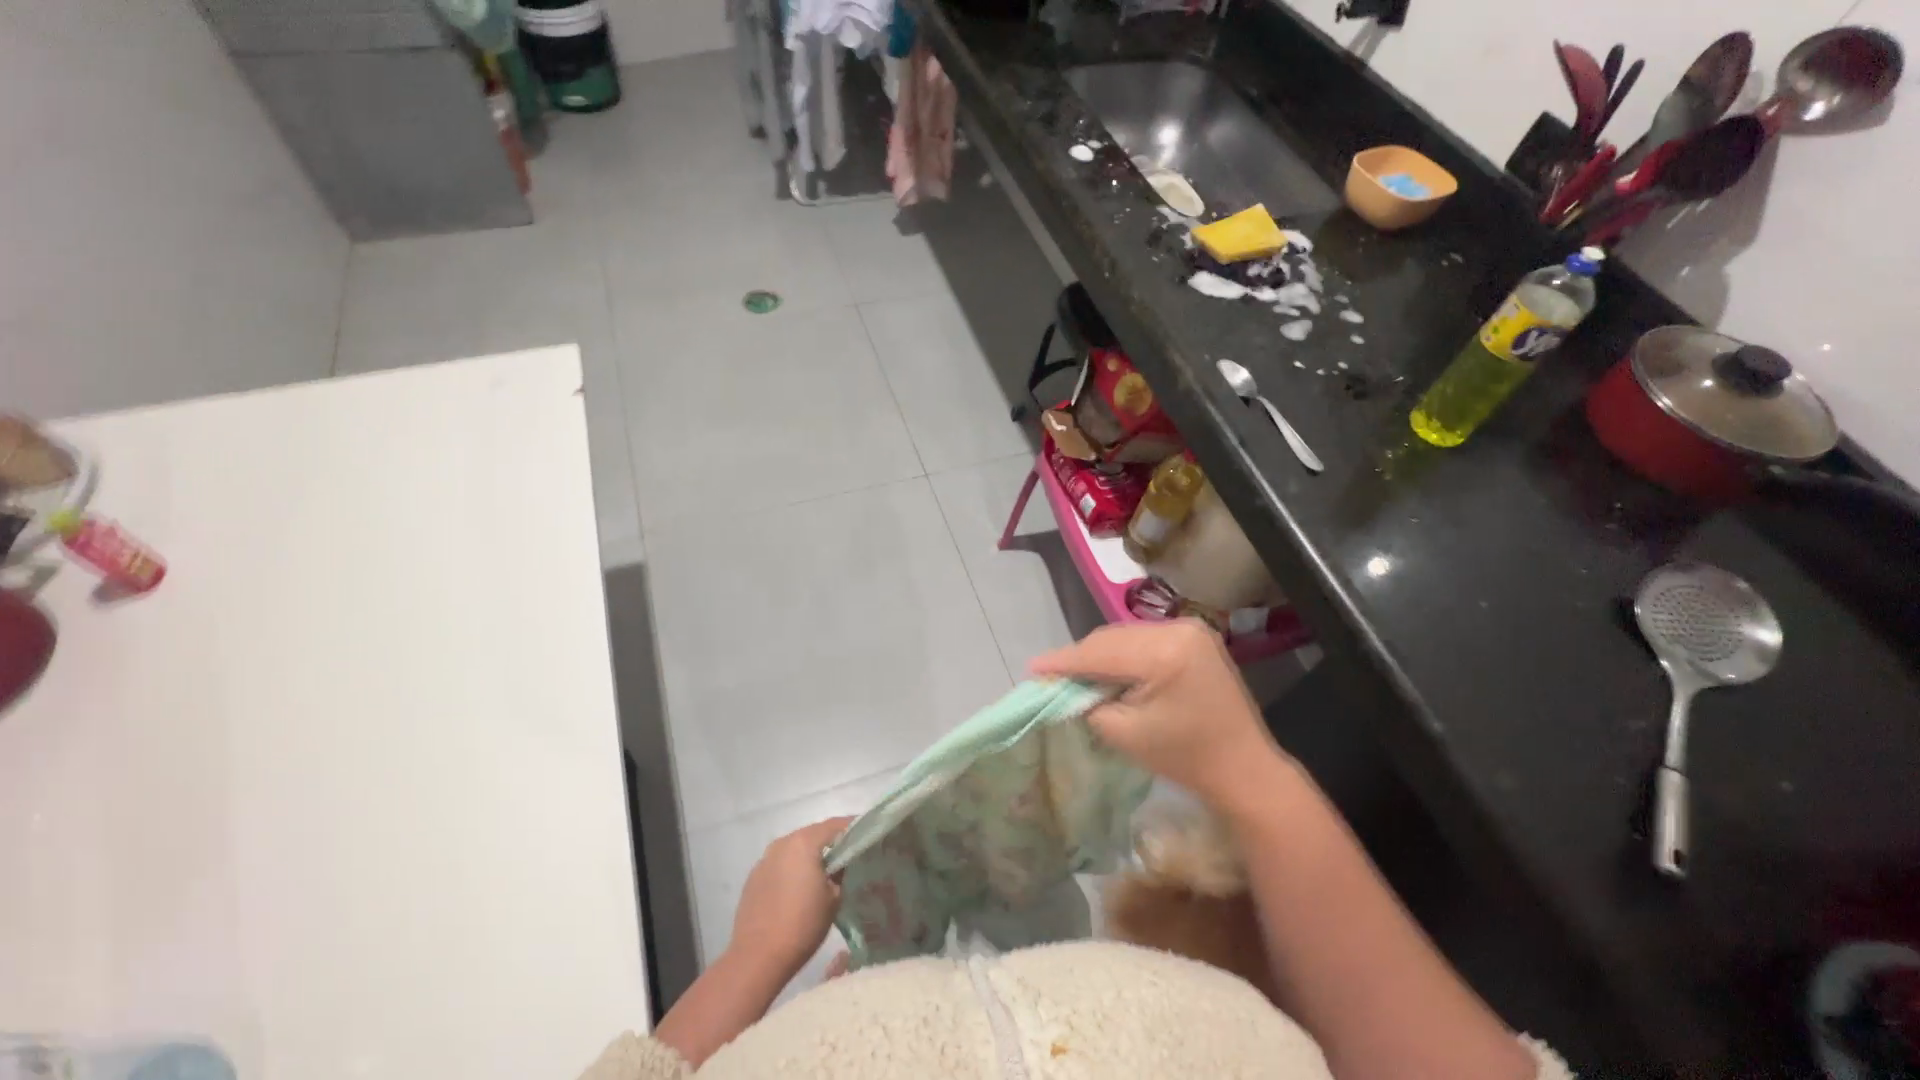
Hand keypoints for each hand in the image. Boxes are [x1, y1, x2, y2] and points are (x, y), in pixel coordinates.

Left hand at [730, 816, 852, 975]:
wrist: (758, 956)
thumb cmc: (803, 925)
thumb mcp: (834, 898)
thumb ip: (840, 873)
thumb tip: (840, 864)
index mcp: (803, 843)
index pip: (835, 825)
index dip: (853, 828)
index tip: (867, 836)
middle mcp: (782, 844)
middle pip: (812, 834)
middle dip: (830, 842)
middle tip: (848, 857)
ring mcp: (764, 860)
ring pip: (794, 849)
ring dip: (809, 856)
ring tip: (824, 873)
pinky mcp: (753, 877)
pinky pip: (780, 864)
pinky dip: (792, 868)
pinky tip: (799, 888)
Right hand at [1032, 620, 1291, 812]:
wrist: (1243, 767)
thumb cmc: (1183, 757)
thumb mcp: (1124, 732)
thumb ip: (1088, 702)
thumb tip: (1062, 685)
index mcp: (1164, 652)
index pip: (1100, 652)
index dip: (1063, 662)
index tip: (1033, 669)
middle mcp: (1178, 629)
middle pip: (1111, 638)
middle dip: (1081, 658)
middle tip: (1052, 678)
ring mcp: (1191, 629)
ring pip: (1126, 637)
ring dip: (1101, 656)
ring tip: (1078, 678)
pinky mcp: (1196, 638)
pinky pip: (1145, 640)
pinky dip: (1124, 655)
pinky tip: (1111, 674)